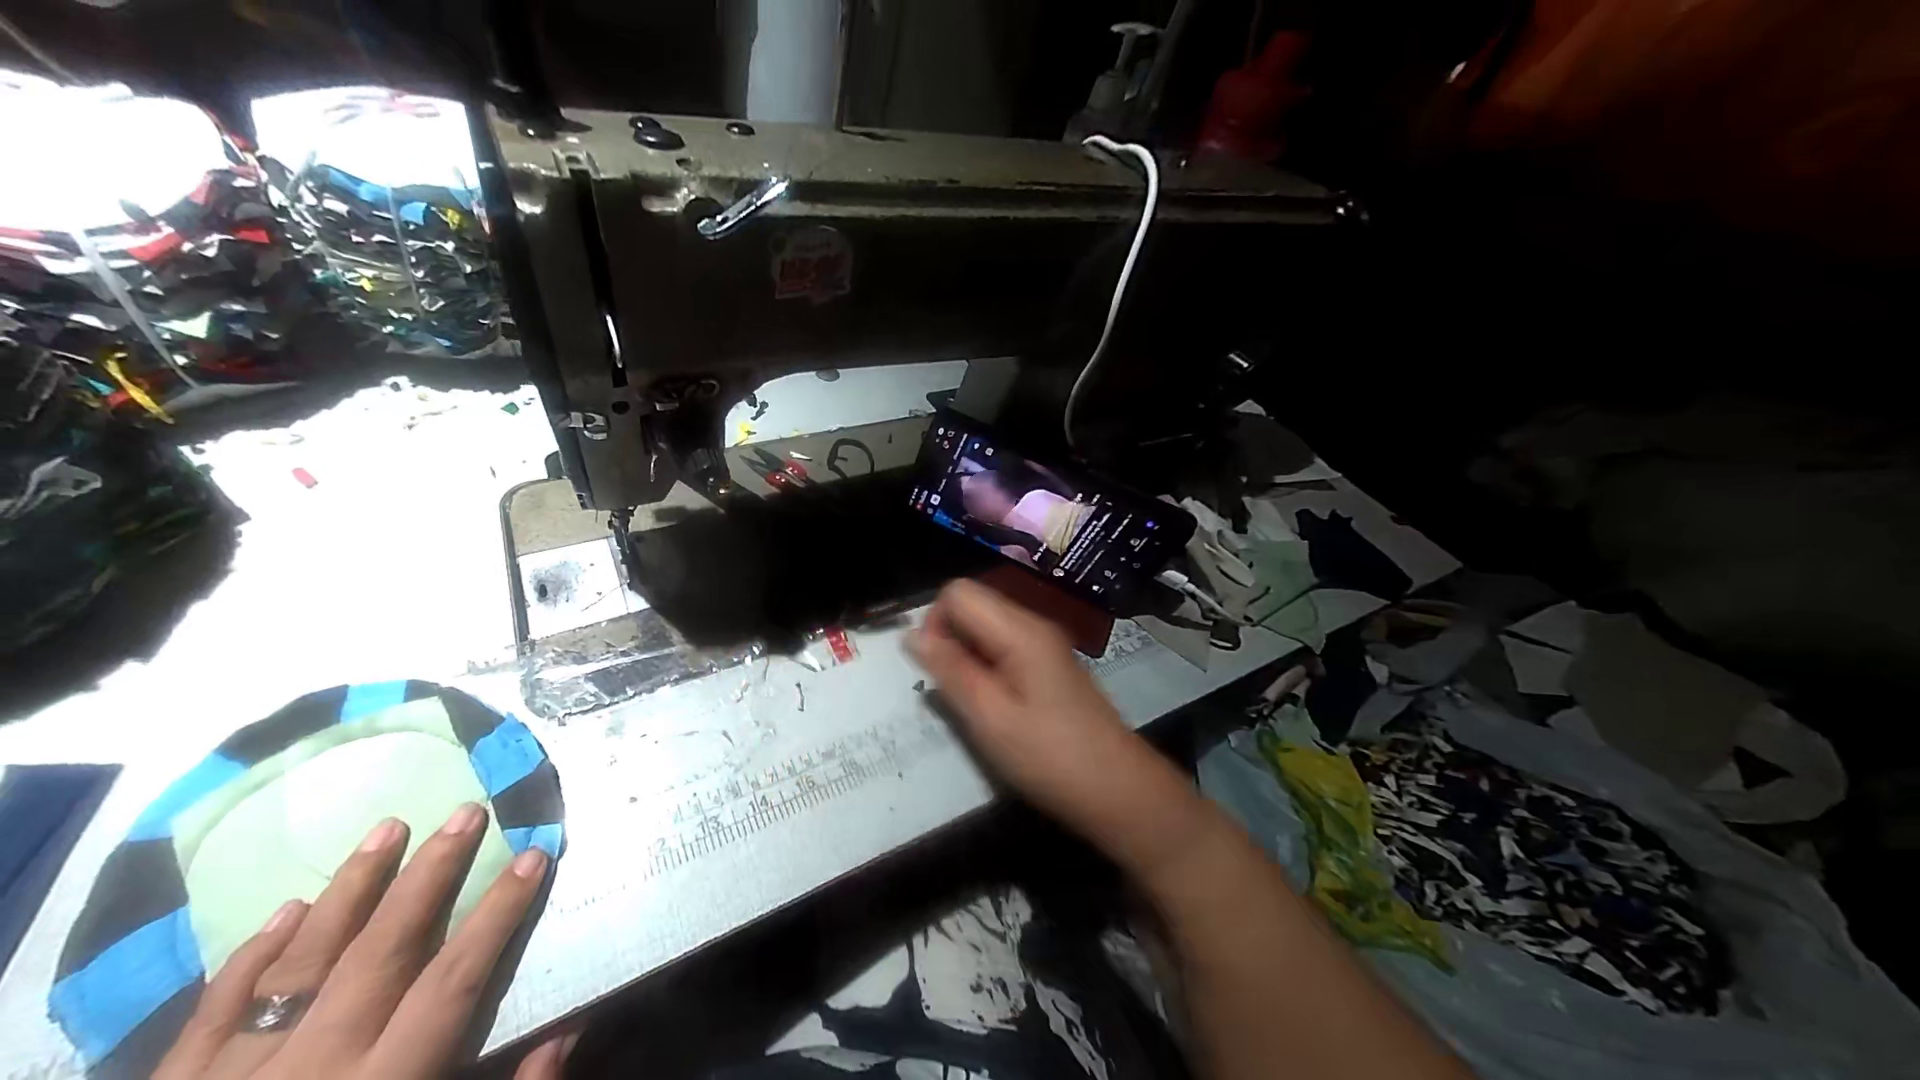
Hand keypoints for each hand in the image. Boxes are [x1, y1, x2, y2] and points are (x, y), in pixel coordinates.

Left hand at [154, 803, 561, 1079]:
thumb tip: (567, 1032)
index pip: (455, 979)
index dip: (500, 913)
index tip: (533, 855)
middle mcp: (309, 1068)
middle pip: (383, 948)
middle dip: (432, 874)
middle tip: (466, 812)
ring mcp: (232, 1075)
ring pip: (302, 958)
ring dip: (352, 886)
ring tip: (388, 826)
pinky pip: (216, 1006)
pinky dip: (254, 952)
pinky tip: (289, 907)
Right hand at [907, 580, 1156, 832]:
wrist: (1119, 790)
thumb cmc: (1050, 756)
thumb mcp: (989, 717)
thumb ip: (950, 670)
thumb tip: (911, 633)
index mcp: (1020, 630)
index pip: (958, 591)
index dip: (934, 622)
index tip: (934, 669)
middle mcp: (1034, 626)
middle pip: (974, 605)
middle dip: (949, 639)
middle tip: (951, 691)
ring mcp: (1045, 646)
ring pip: (987, 628)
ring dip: (966, 656)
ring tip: (971, 702)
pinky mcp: (1049, 667)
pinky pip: (1004, 648)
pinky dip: (987, 667)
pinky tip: (993, 706)